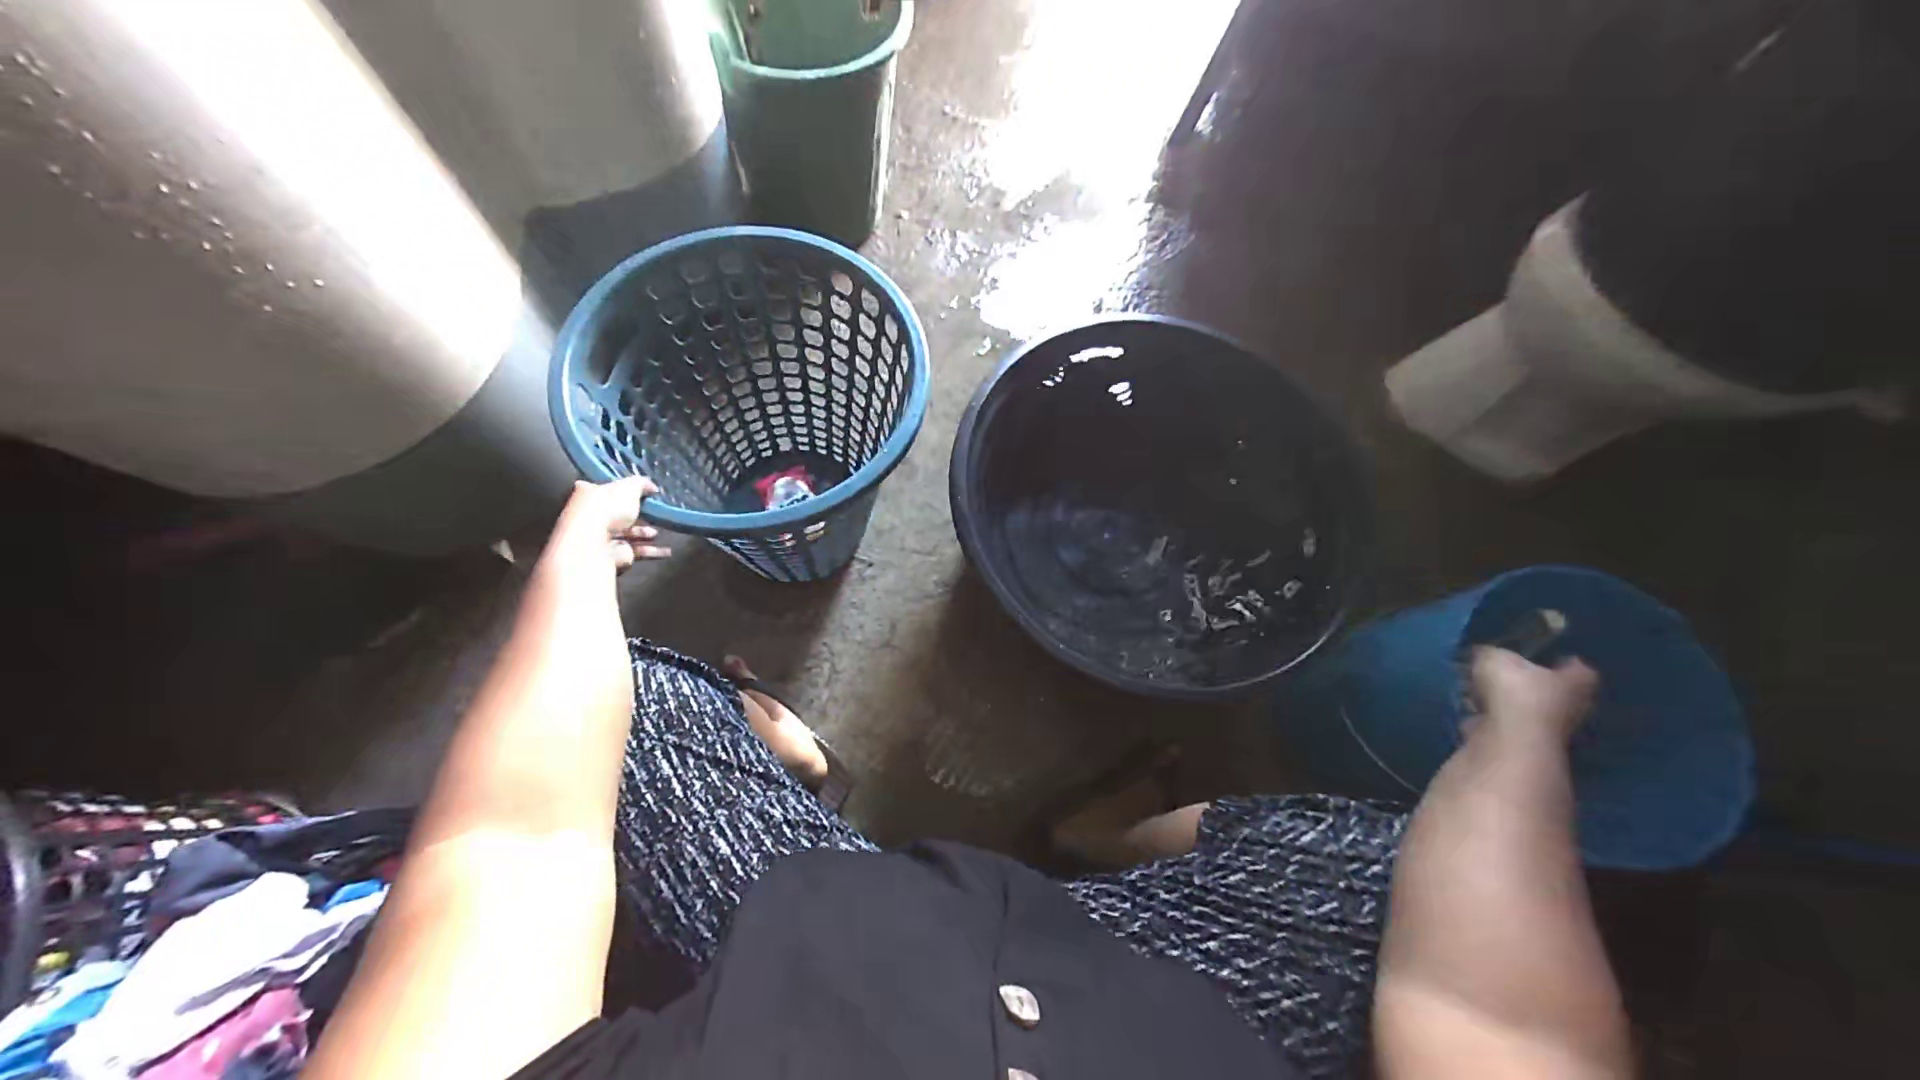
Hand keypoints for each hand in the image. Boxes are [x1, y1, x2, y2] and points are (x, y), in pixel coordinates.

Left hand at [545, 477, 671, 573]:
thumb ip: (642, 483)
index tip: (636, 491)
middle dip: (637, 515)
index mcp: (588, 494)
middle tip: (651, 512)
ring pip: (628, 533)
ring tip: (656, 532)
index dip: (617, 489)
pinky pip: (636, 550)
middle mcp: (591, 516)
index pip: (601, 488)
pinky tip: (666, 551)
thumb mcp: (629, 487)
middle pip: (617, 513)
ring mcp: (601, 537)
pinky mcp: (613, 554)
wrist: (594, 544)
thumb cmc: (607, 508)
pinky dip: (651, 551)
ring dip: (645, 533)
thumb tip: (652, 486)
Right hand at [1467, 647, 1597, 743]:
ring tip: (1482, 691)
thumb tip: (1483, 653)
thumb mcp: (1494, 658)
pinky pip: (1509, 725)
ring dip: (1512, 703)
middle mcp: (1573, 707)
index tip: (1545, 656)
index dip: (1563, 662)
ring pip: (1531, 710)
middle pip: (1557, 691)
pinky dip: (1494, 719)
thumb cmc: (1515, 693)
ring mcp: (1550, 731)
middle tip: (1508, 673)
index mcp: (1575, 682)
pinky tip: (1474, 710)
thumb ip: (1490, 654)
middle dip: (1535, 684)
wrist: (1507, 741)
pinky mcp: (1525, 745)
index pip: (1579, 668)